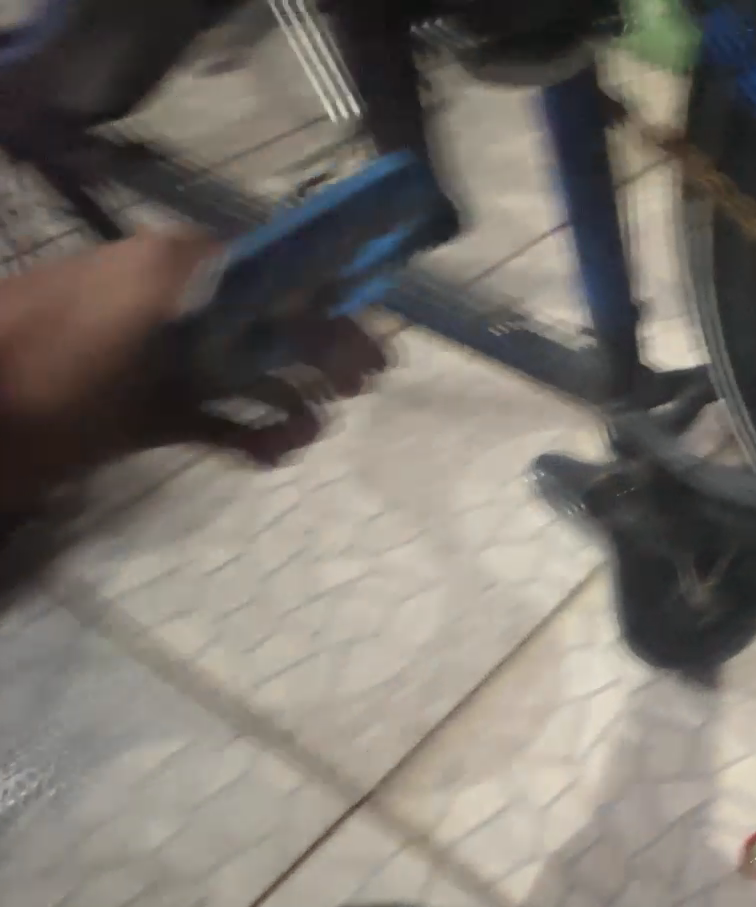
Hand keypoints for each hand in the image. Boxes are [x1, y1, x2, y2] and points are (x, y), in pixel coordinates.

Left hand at [0, 227, 386, 509]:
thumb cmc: (55, 361)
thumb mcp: (140, 301)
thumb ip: (225, 285)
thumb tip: (313, 292)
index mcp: (179, 272)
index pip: (283, 281)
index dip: (333, 314)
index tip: (369, 355)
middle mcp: (184, 311)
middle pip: (284, 333)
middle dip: (322, 364)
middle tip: (347, 393)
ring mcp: (174, 365)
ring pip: (265, 381)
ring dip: (295, 409)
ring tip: (296, 437)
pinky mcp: (163, 412)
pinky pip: (233, 422)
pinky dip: (259, 438)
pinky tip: (265, 454)